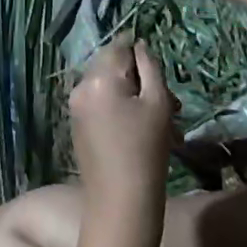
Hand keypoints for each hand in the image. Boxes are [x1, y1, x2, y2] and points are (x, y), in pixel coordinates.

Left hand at [69, 39, 175, 212]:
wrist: (120, 201)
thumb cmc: (146, 149)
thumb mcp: (158, 102)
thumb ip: (150, 67)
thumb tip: (140, 45)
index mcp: (99, 78)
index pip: (120, 47)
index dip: (141, 52)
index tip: (159, 70)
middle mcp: (81, 87)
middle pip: (112, 66)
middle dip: (140, 77)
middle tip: (170, 102)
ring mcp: (76, 106)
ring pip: (108, 86)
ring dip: (133, 94)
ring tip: (163, 120)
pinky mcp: (77, 124)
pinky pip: (100, 103)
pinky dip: (120, 107)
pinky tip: (142, 129)